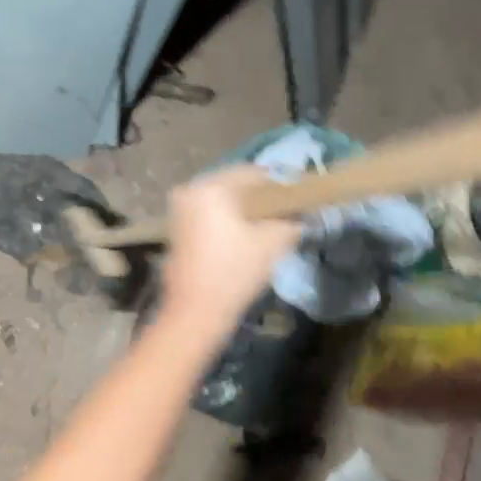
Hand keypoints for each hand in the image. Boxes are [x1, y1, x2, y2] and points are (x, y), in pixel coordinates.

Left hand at [161, 166, 302, 330]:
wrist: (195, 307)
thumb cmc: (234, 270)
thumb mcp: (272, 242)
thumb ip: (291, 221)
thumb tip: (304, 215)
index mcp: (210, 187)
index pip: (252, 173)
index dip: (280, 183)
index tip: (301, 193)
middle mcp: (189, 191)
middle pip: (234, 185)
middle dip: (261, 196)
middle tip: (289, 207)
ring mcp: (179, 209)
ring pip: (220, 200)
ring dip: (244, 207)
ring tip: (272, 220)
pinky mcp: (176, 227)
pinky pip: (209, 213)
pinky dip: (228, 217)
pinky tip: (247, 231)